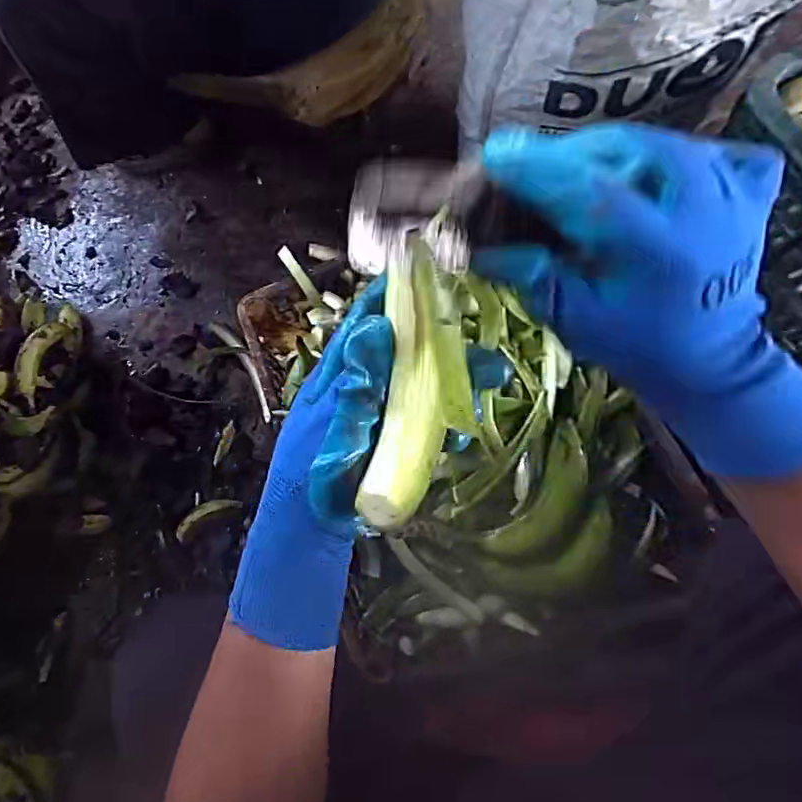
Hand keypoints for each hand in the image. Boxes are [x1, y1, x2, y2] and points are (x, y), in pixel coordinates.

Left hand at [231, 282, 510, 650]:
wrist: (312, 524)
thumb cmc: (311, 467)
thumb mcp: (330, 418)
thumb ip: (355, 377)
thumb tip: (378, 324)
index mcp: (341, 370)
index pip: (369, 321)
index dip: (395, 297)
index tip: (426, 277)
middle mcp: (366, 384)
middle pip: (409, 351)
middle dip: (445, 343)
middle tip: (477, 337)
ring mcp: (384, 412)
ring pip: (426, 384)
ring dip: (457, 380)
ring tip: (490, 377)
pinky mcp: (397, 440)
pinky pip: (430, 422)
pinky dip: (450, 422)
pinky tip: (462, 433)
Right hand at [472, 123, 801, 478]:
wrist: (707, 357)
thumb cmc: (634, 343)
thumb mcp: (574, 319)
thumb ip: (532, 278)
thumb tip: (479, 247)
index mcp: (659, 253)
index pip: (593, 194)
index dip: (540, 170)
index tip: (497, 153)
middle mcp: (708, 213)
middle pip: (631, 149)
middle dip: (572, 150)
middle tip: (532, 164)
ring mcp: (738, 195)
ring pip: (663, 141)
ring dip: (611, 149)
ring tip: (575, 169)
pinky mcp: (753, 189)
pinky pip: (709, 148)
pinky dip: (668, 153)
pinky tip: (644, 175)